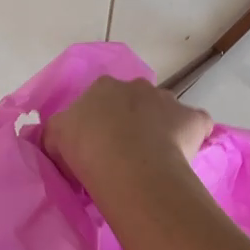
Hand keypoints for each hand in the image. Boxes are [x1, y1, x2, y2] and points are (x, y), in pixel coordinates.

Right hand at [45, 76, 212, 183]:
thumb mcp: (54, 138)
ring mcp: (169, 100)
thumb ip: (54, 132)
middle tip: (125, 155)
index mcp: (103, 87)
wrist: (127, 163)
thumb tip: (52, 136)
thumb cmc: (86, 149)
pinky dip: (193, 137)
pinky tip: (185, 157)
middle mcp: (138, 86)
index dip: (101, 122)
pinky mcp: (194, 119)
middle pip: (136, 103)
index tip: (98, 147)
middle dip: (133, 123)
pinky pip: (196, 126)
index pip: (102, 99)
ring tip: (154, 162)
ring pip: (166, 113)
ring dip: (162, 130)